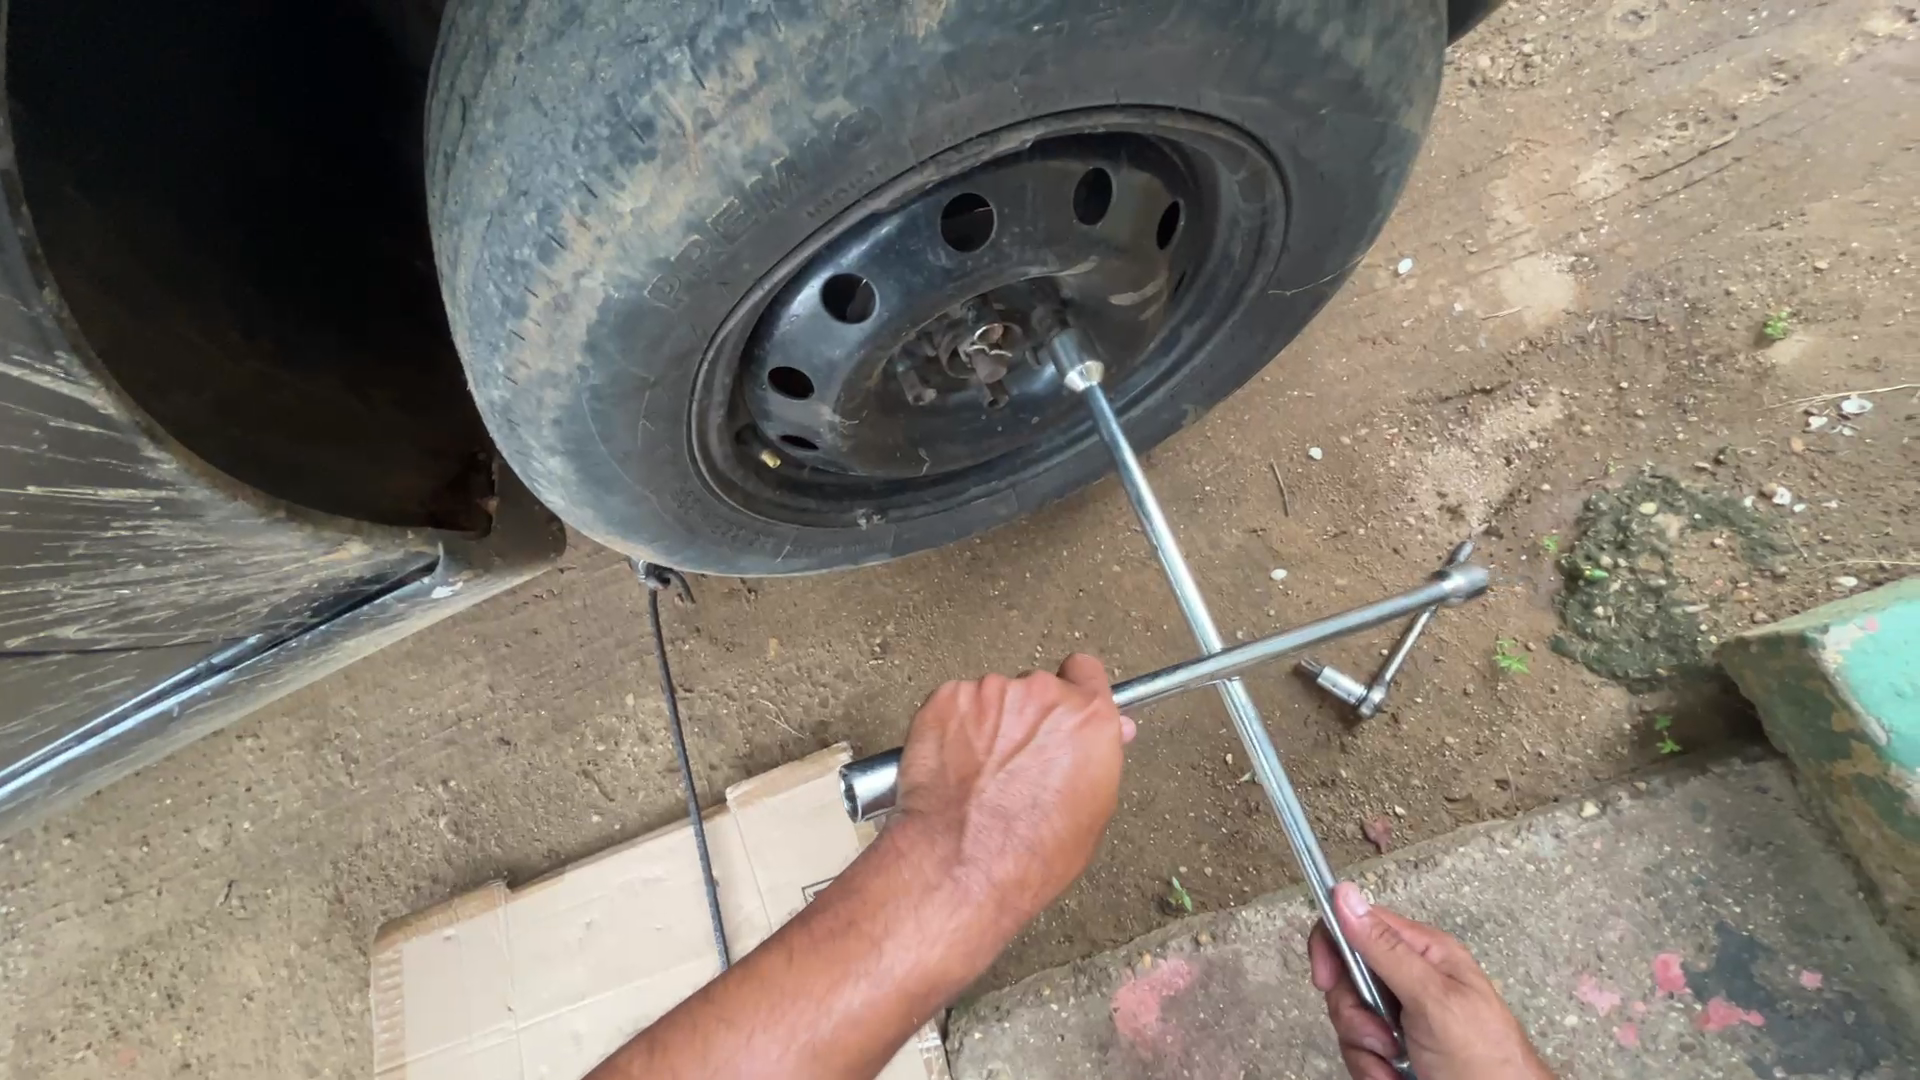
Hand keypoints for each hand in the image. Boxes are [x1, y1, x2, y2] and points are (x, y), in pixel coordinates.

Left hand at [893, 654, 1135, 940]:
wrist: (962, 861)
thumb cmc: (1032, 853)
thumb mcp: (1094, 811)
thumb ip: (1098, 754)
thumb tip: (1110, 728)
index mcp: (1088, 716)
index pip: (1085, 672)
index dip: (1075, 690)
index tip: (1063, 710)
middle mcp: (1042, 693)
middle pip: (1037, 688)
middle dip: (1029, 715)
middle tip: (1016, 760)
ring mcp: (991, 691)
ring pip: (993, 697)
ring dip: (989, 722)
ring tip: (979, 772)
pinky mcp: (947, 699)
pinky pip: (955, 704)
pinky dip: (953, 727)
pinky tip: (952, 766)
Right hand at [1310, 883, 1553, 1079]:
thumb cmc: (1484, 1065)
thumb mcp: (1434, 1002)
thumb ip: (1385, 949)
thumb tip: (1343, 891)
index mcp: (1423, 952)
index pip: (1356, 923)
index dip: (1332, 946)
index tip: (1324, 981)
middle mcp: (1408, 977)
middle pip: (1346, 975)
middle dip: (1354, 1012)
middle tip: (1383, 1040)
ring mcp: (1400, 1015)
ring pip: (1348, 1015)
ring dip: (1363, 1047)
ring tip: (1396, 1066)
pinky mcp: (1394, 1049)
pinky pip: (1357, 1048)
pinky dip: (1370, 1069)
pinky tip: (1395, 1079)